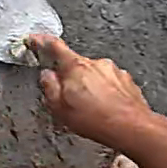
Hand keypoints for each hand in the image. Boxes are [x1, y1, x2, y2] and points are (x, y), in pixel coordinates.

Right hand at [26, 34, 166, 145]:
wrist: (131, 127)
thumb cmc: (95, 119)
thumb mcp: (58, 107)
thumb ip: (49, 87)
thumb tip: (46, 76)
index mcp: (75, 67)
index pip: (55, 47)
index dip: (41, 42)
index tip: (35, 39)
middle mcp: (96, 63)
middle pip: (75, 65)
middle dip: (69, 78)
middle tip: (68, 99)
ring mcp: (114, 71)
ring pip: (93, 75)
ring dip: (88, 87)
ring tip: (89, 110)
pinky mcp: (126, 81)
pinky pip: (109, 83)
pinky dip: (104, 93)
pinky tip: (103, 109)